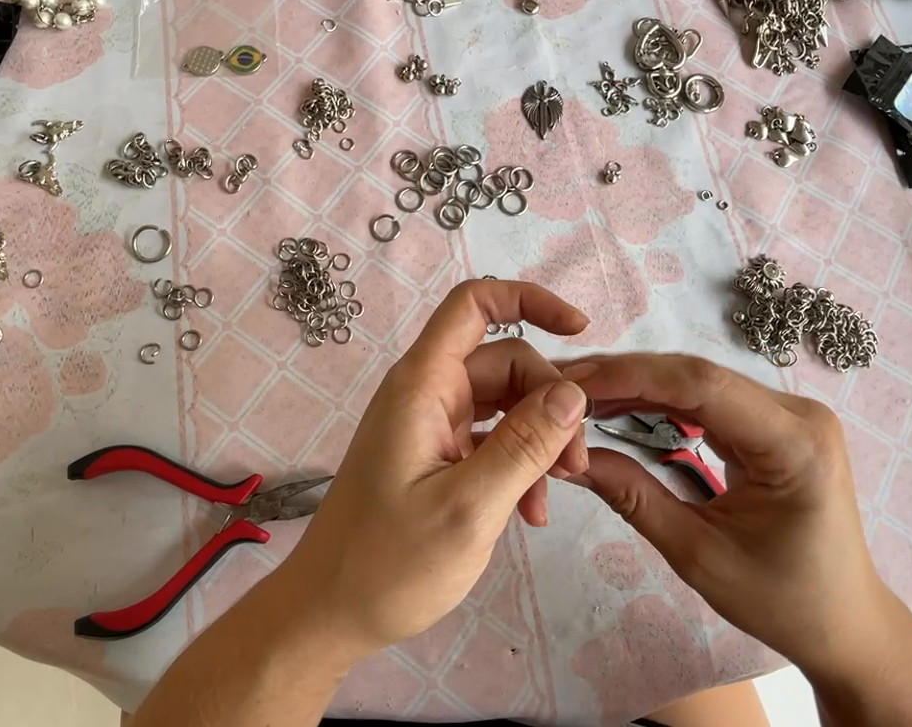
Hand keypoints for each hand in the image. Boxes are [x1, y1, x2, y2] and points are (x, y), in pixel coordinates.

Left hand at [277, 280, 593, 656]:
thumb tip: (572, 392)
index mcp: (423, 384)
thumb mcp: (470, 506)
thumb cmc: (390, 562)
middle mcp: (427, 392)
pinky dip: (517, 466)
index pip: (473, 305)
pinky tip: (531, 514)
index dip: (527, 300)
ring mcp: (431, 424)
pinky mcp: (436, 455)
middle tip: (575, 466)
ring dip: (538, 441)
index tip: (580, 329)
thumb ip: (525, 445)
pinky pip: (491, 439)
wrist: (330, 612)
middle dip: (549, 403)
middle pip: (505, 362)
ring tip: (553, 498)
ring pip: (505, 403)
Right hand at [563, 354, 892, 676]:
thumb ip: (633, 497)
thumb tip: (566, 458)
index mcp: (794, 444)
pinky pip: (706, 398)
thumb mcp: (698, 554)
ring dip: (636, 384)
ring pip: (696, 381)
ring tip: (578, 391)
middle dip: (625, 376)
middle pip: (696, 375)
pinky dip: (658, 400)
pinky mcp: (771, 421)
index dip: (631, 375)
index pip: (701, 386)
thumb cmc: (781, 600)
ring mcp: (787, 413)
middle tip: (561, 380)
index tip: (572, 379)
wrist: (844, 625)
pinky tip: (616, 403)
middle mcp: (797, 412)